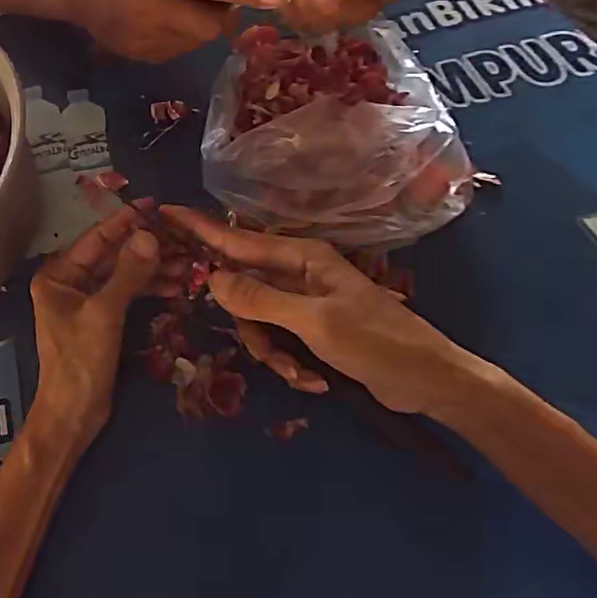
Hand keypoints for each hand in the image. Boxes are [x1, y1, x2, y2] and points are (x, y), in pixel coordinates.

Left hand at [28, 207, 158, 444]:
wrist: (74, 416)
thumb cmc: (80, 362)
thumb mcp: (105, 314)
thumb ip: (128, 274)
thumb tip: (149, 236)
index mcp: (57, 275)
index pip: (96, 240)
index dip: (125, 222)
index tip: (153, 207)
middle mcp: (68, 282)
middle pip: (112, 256)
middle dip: (145, 248)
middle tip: (180, 237)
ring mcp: (85, 301)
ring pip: (122, 275)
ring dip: (152, 269)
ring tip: (187, 262)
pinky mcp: (100, 319)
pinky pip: (126, 294)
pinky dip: (148, 289)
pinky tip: (175, 285)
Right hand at [68, 0, 286, 61]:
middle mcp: (151, 8)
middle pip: (211, 26)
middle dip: (222, 14)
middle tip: (211, 0)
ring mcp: (144, 38)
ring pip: (199, 42)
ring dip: (202, 26)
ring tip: (181, 8)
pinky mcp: (141, 56)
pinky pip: (180, 50)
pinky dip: (183, 37)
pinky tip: (163, 21)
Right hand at [162, 207, 483, 414]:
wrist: (433, 384)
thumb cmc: (379, 343)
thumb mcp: (315, 322)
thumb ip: (260, 299)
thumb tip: (211, 278)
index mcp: (300, 257)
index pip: (236, 239)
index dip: (198, 227)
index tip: (163, 213)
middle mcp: (296, 272)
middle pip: (242, 285)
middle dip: (247, 321)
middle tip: (261, 347)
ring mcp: (302, 300)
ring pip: (255, 317)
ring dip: (270, 349)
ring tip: (297, 374)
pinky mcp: (308, 326)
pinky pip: (275, 336)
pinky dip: (287, 360)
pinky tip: (312, 381)